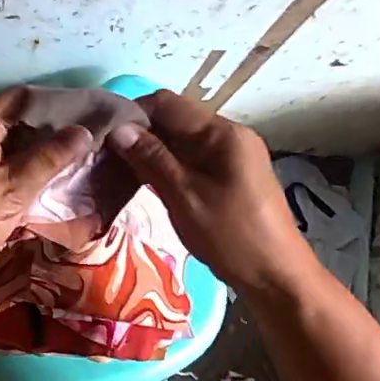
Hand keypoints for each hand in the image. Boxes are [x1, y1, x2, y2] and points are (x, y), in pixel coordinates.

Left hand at [0, 88, 91, 283]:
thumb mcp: (15, 188)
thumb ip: (49, 157)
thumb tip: (83, 130)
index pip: (19, 99)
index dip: (52, 100)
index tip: (83, 110)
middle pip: (15, 119)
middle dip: (49, 125)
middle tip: (85, 131)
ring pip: (10, 141)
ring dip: (39, 146)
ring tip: (76, 150)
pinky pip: (3, 159)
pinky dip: (25, 162)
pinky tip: (51, 171)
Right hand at [107, 89, 314, 290]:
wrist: (276, 276)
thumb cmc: (230, 235)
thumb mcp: (183, 196)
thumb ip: (151, 159)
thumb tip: (118, 129)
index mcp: (222, 133)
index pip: (167, 104)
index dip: (132, 114)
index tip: (103, 137)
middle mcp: (228, 135)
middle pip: (173, 119)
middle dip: (138, 133)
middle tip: (104, 156)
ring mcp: (230, 154)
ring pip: (179, 140)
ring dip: (149, 150)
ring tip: (117, 169)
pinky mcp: (228, 173)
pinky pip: (190, 157)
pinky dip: (165, 164)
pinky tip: (143, 181)